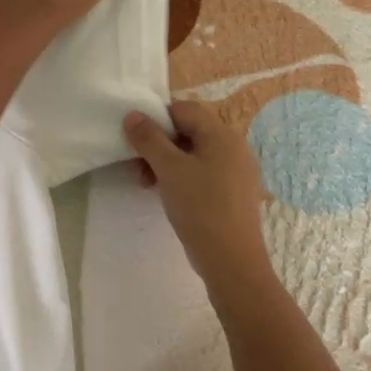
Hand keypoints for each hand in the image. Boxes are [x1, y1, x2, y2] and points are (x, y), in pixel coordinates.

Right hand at [124, 101, 270, 289]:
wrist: (232, 262)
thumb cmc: (200, 207)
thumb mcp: (169, 169)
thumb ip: (148, 138)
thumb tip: (133, 114)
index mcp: (222, 135)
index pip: (184, 109)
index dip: (157, 118)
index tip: (136, 140)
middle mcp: (234, 147)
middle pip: (189, 130)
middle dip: (159, 144)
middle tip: (139, 166)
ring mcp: (237, 171)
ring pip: (194, 153)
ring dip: (167, 161)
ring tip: (148, 183)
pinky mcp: (234, 193)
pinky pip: (205, 172)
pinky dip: (183, 176)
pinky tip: (169, 194)